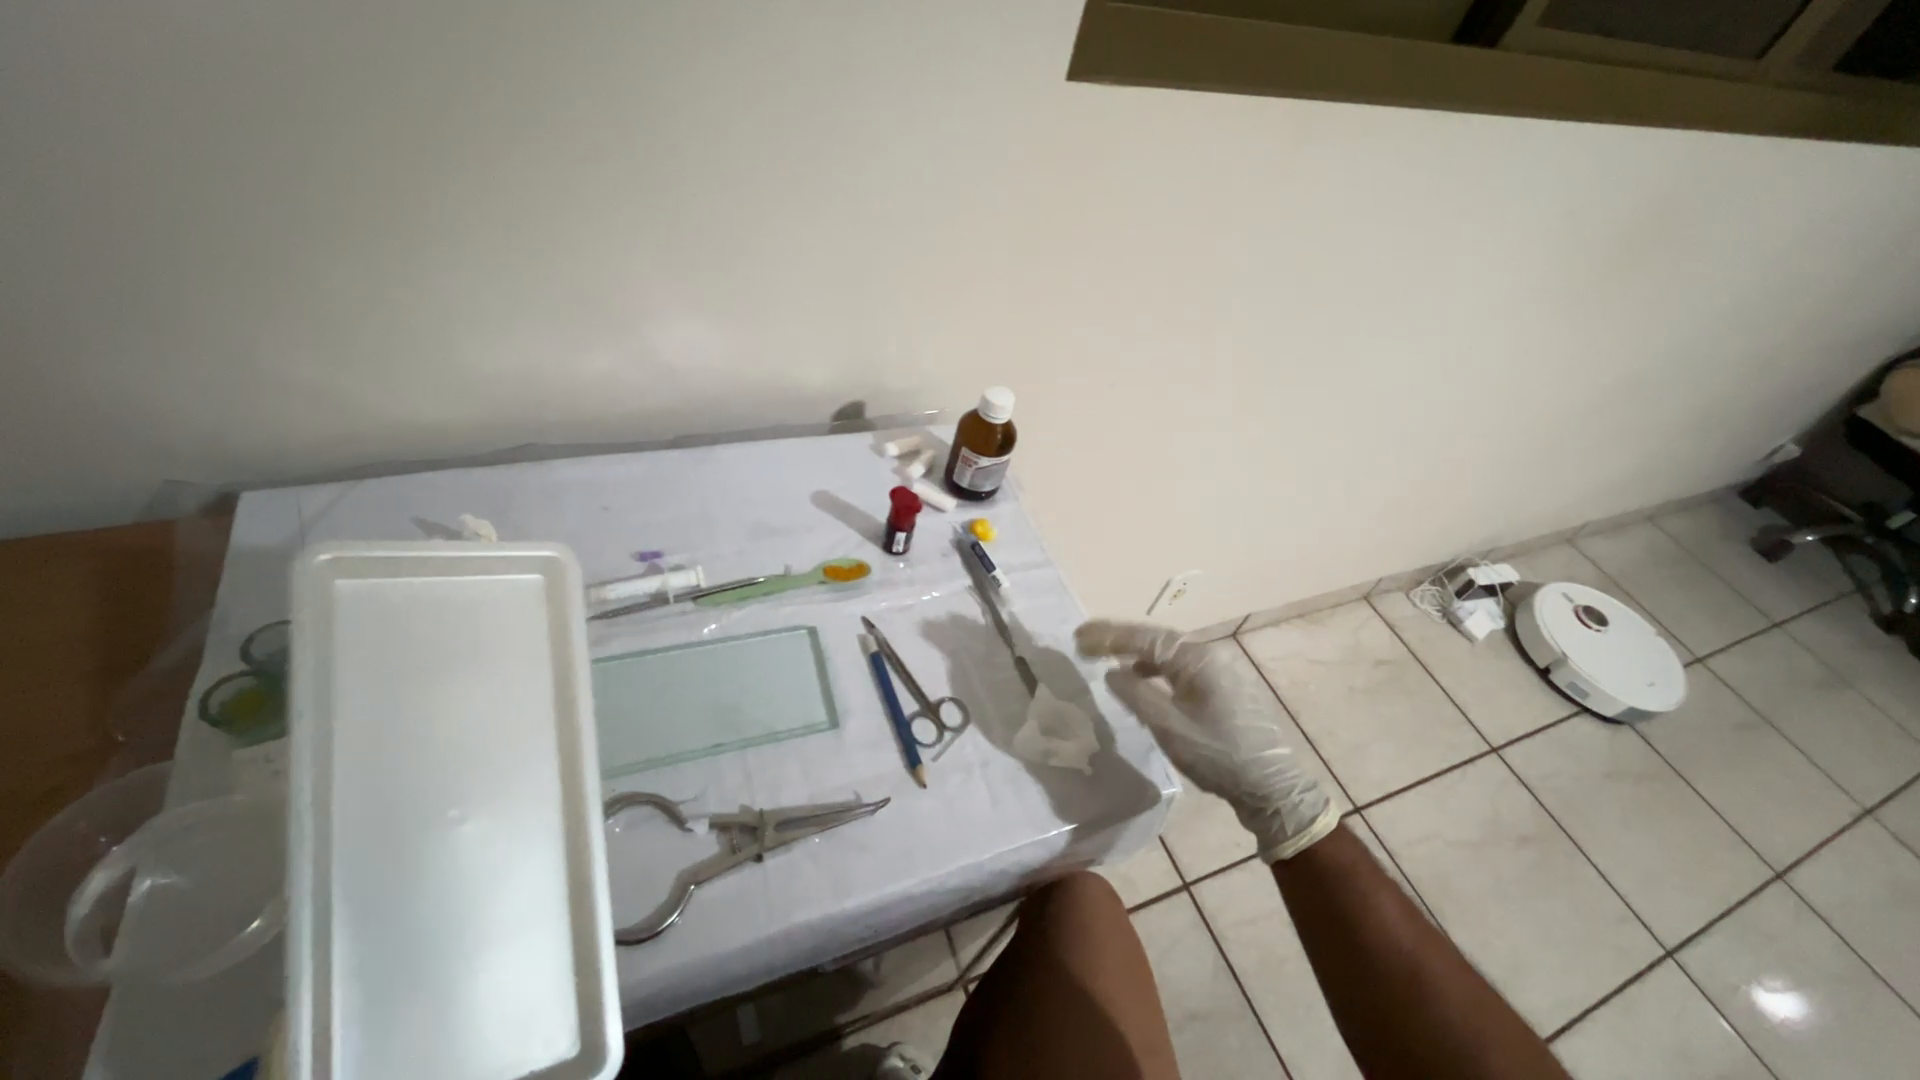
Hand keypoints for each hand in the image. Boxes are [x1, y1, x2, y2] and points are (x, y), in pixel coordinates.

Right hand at [1076, 620, 1339, 860]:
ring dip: (1136, 653)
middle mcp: (1210, 654)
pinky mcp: (1224, 687)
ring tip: (1107, 658)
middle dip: (1120, 639)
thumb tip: (1112, 672)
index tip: (1078, 636)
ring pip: (1169, 653)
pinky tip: (1141, 679)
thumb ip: (1135, 694)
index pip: (1144, 638)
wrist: (1271, 786)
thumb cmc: (1217, 754)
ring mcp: (1220, 670)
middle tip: (1085, 642)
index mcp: (1197, 658)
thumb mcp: (1168, 726)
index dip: (1108, 635)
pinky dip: (1155, 668)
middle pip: (1157, 639)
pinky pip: (1181, 667)